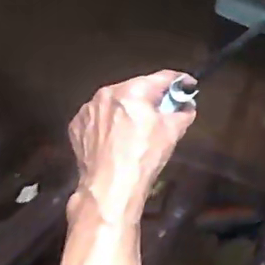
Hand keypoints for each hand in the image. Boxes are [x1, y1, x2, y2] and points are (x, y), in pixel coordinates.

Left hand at [67, 70, 195, 223]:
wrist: (109, 187)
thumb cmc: (144, 157)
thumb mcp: (173, 133)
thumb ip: (183, 113)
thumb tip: (186, 108)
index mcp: (133, 91)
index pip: (162, 77)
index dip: (179, 81)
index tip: (188, 86)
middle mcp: (107, 93)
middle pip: (136, 88)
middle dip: (151, 98)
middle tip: (163, 112)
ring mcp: (88, 109)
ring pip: (116, 102)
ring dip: (128, 110)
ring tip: (136, 129)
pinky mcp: (76, 125)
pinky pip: (99, 117)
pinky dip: (110, 123)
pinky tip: (116, 139)